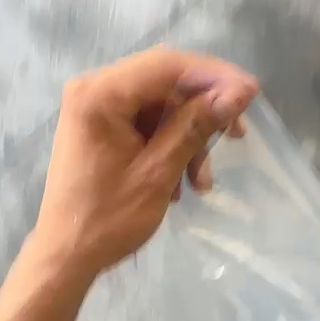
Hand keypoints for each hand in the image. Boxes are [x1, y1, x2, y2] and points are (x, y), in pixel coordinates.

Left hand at [34, 45, 257, 274]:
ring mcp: (95, 107)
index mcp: (101, 93)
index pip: (168, 65)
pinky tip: (180, 183)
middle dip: (203, 111)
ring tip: (202, 183)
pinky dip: (169, 147)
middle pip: (165, 82)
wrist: (67, 255)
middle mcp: (94, 88)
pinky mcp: (100, 127)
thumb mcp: (159, 172)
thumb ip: (196, 126)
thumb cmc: (108, 219)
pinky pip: (145, 124)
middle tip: (236, 136)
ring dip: (188, 138)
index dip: (216, 76)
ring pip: (160, 106)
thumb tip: (239, 92)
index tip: (252, 94)